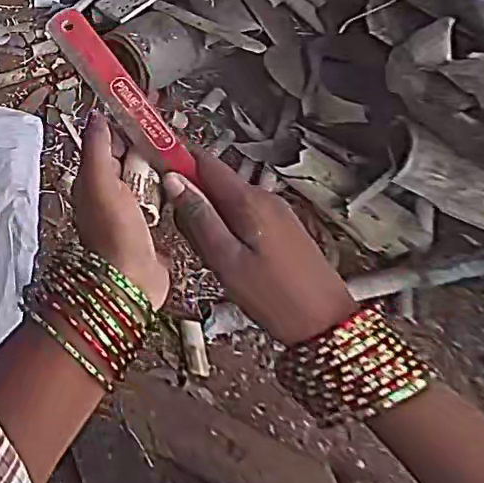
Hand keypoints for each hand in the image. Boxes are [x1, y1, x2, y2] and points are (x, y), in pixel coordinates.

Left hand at [73, 113, 170, 309]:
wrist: (131, 282)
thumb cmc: (112, 233)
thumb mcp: (99, 182)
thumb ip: (97, 147)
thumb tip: (95, 114)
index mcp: (95, 177)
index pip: (110, 139)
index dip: (127, 121)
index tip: (146, 104)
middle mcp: (114, 190)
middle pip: (133, 155)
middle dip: (150, 140)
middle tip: (171, 126)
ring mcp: (136, 207)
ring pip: (152, 174)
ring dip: (165, 162)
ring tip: (184, 148)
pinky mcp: (157, 224)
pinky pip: (167, 196)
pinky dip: (176, 186)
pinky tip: (190, 178)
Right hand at [164, 150, 357, 343]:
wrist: (329, 326)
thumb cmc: (275, 297)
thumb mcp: (225, 259)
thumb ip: (198, 216)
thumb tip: (173, 180)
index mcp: (248, 200)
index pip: (204, 160)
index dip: (177, 155)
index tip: (154, 159)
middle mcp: (263, 197)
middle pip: (214, 180)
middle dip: (191, 196)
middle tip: (184, 231)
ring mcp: (275, 211)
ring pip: (227, 198)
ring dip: (208, 214)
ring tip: (209, 253)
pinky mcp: (282, 227)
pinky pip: (243, 212)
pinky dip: (226, 224)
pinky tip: (228, 256)